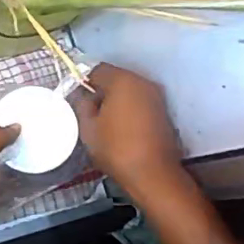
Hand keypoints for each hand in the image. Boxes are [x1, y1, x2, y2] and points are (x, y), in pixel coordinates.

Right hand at [71, 64, 184, 193]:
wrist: (152, 173)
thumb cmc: (116, 149)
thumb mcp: (88, 128)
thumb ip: (83, 105)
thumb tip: (84, 96)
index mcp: (122, 81)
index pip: (98, 70)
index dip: (85, 82)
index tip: (79, 100)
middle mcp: (143, 82)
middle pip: (117, 78)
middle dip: (103, 91)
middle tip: (91, 113)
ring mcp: (157, 97)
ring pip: (131, 91)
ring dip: (118, 101)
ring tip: (107, 123)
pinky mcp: (164, 112)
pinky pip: (142, 103)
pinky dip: (132, 110)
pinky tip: (124, 129)